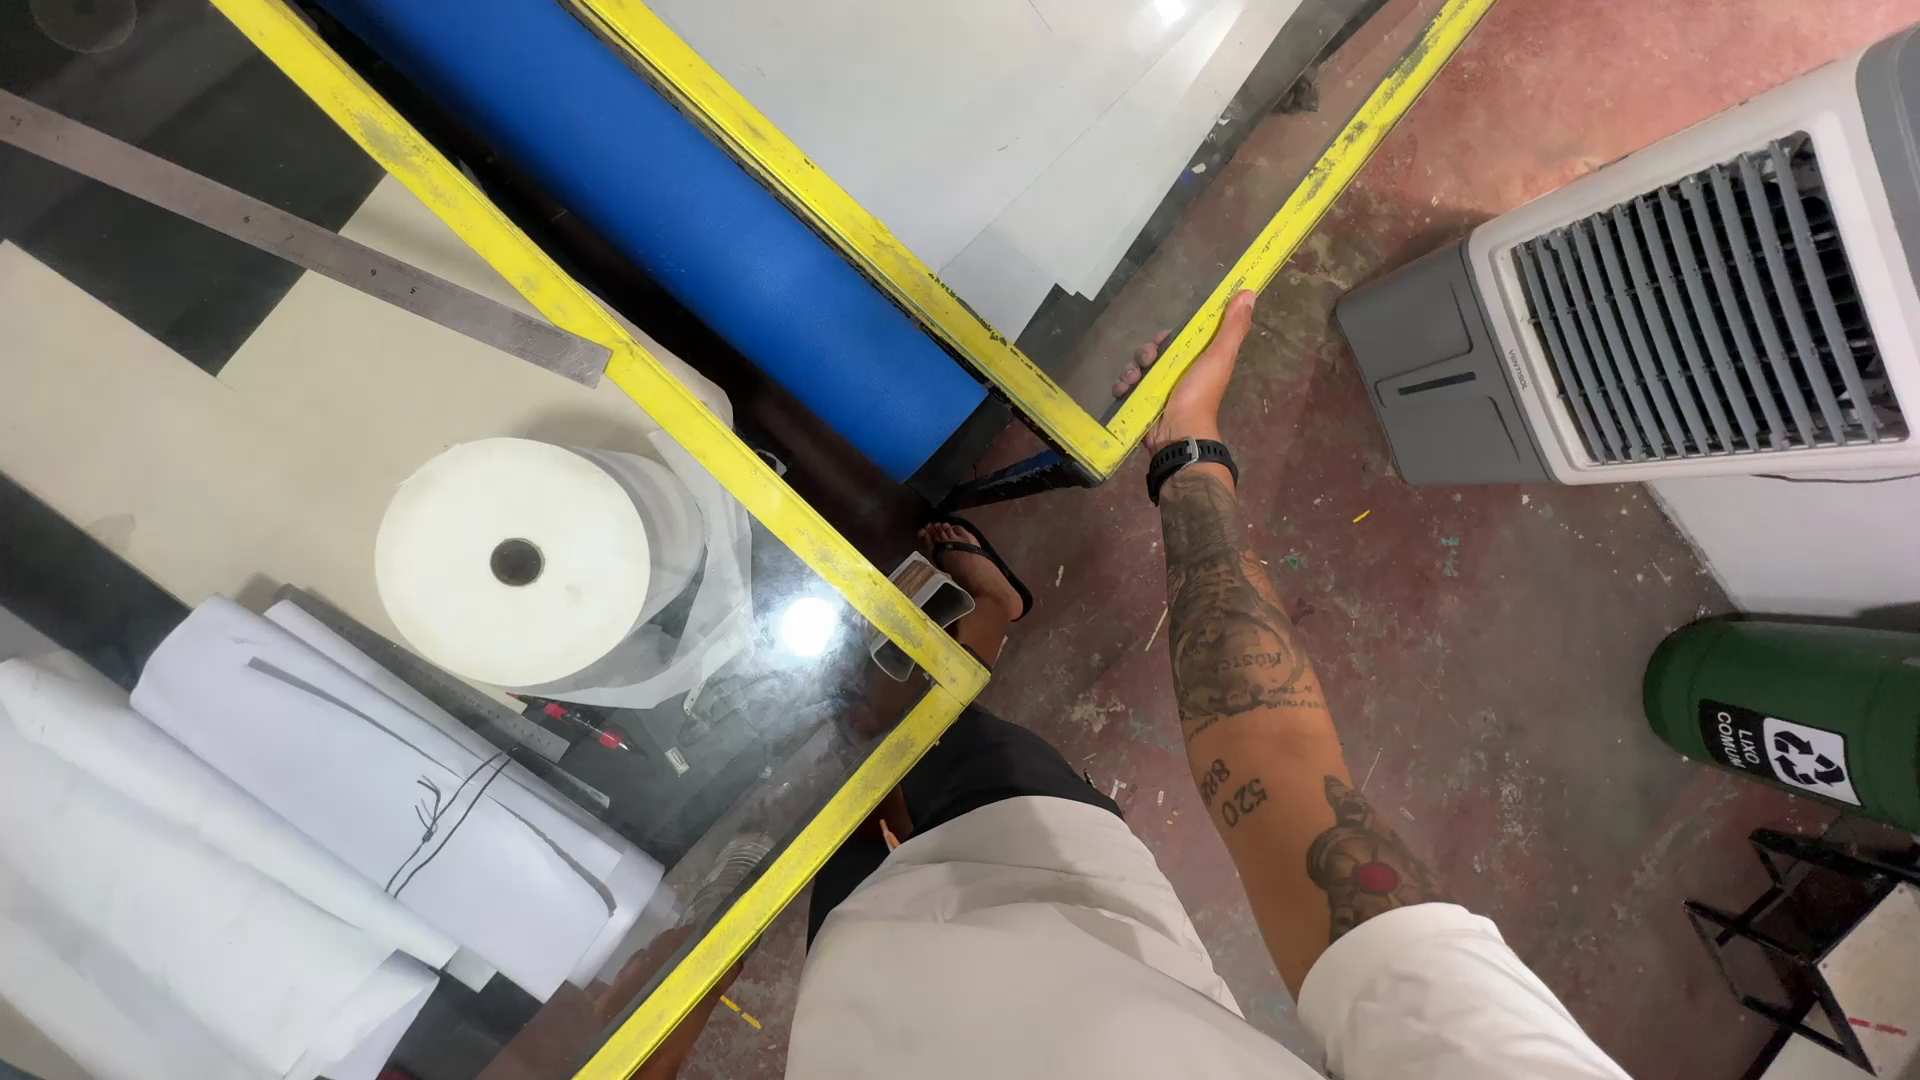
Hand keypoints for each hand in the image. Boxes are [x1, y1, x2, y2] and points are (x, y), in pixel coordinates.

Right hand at [1111, 290, 1257, 453]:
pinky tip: (1123, 391)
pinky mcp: (1141, 406)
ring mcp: (1157, 392)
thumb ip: (1232, 327)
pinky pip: (1124, 389)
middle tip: (1147, 361)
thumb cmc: (1200, 394)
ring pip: (1136, 370)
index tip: (1163, 337)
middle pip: (1152, 354)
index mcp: (1196, 362)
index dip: (1167, 336)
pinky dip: (1121, 388)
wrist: (1179, 433)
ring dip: (1130, 371)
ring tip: (1132, 381)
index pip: (1176, 341)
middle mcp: (1176, 375)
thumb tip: (1249, 292)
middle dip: (1144, 353)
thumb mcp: (1220, 357)